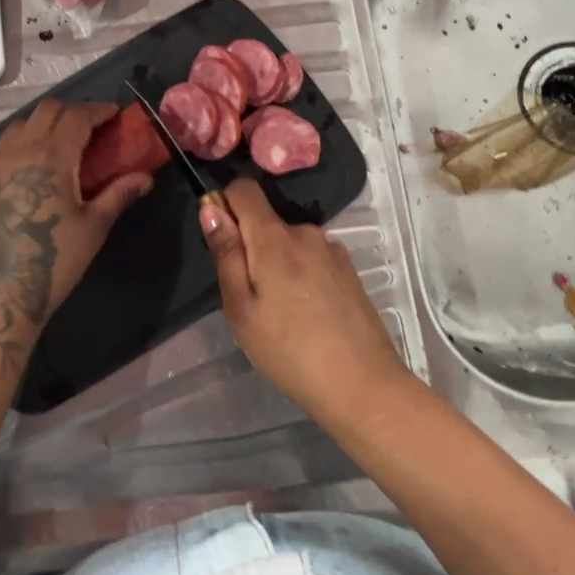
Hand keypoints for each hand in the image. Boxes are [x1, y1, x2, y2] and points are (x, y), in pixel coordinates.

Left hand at [0, 99, 153, 333]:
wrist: (2, 294)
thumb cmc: (56, 260)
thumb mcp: (94, 227)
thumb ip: (118, 194)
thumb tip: (145, 178)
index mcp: (51, 156)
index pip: (76, 116)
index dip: (97, 110)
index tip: (112, 114)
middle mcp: (18, 151)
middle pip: (45, 111)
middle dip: (70, 111)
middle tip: (90, 127)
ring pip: (18, 127)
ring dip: (42, 125)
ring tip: (60, 144)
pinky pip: (0, 152)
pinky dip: (20, 147)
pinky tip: (31, 171)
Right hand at [201, 178, 405, 420]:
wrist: (363, 385)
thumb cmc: (289, 350)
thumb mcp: (241, 309)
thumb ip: (226, 255)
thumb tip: (212, 210)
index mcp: (275, 238)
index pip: (245, 189)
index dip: (226, 203)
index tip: (221, 240)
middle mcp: (306, 233)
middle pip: (267, 220)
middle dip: (251, 246)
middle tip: (250, 297)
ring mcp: (333, 251)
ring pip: (289, 243)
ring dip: (277, 264)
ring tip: (280, 312)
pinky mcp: (349, 272)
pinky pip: (311, 259)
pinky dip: (300, 276)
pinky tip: (306, 316)